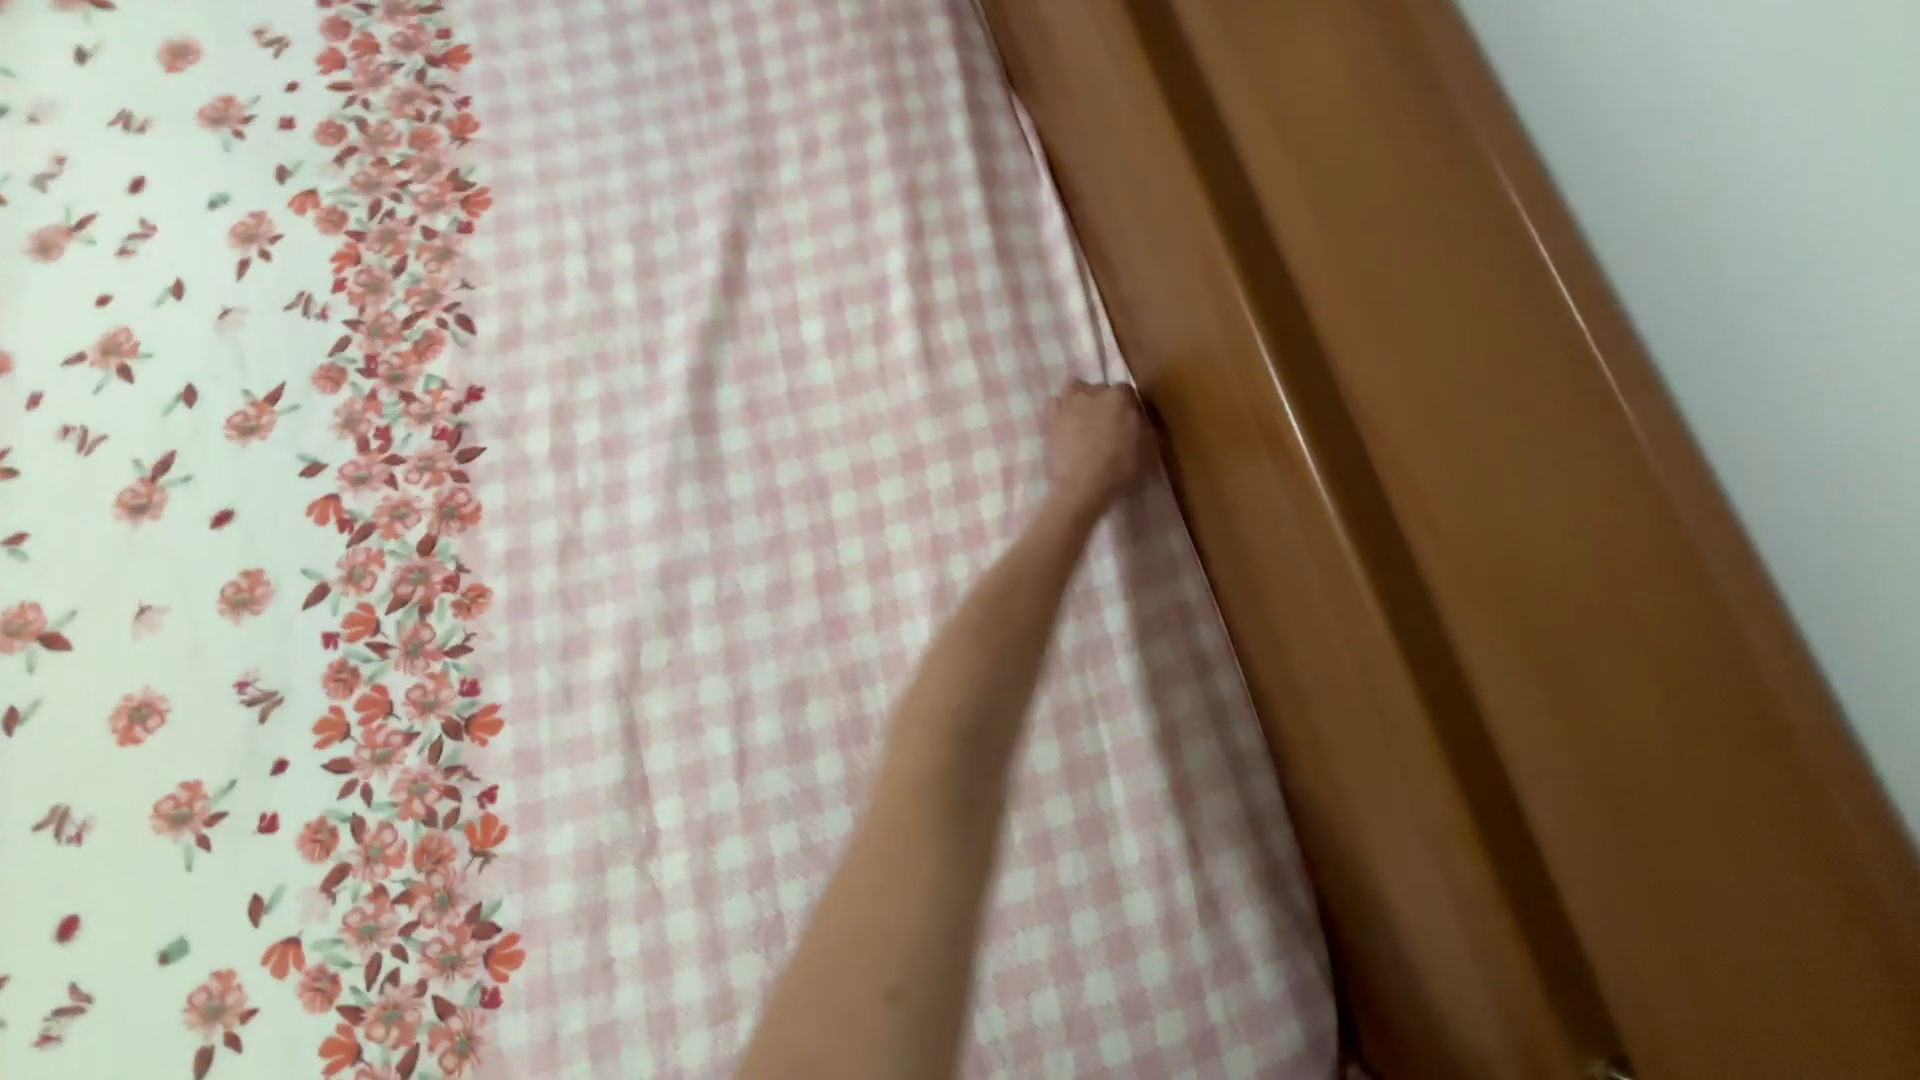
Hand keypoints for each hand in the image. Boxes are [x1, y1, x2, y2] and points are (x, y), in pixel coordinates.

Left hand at [1046, 379, 1157, 512]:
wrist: (1085, 485)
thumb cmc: (1121, 468)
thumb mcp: (1148, 449)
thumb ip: (1145, 428)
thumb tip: (1139, 420)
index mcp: (1120, 397)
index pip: (1127, 392)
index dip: (1128, 406)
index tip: (1128, 420)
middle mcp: (1094, 393)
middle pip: (1101, 389)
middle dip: (1104, 401)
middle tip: (1106, 423)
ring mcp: (1070, 404)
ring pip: (1074, 388)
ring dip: (1080, 397)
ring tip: (1083, 417)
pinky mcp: (1051, 419)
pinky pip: (1054, 404)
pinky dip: (1060, 410)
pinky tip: (1065, 423)